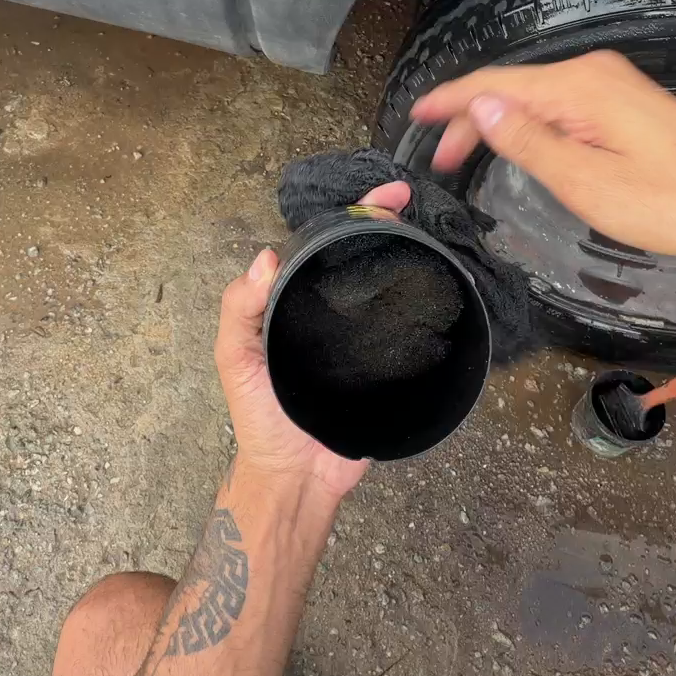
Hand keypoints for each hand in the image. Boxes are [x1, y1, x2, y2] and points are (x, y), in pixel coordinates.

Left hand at [213, 181, 408, 500]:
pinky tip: (440, 285)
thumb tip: (265, 257)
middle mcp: (330, 312)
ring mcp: (363, 337)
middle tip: (409, 206)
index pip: (319, 247)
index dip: (348, 216)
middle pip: (358, 258)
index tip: (380, 198)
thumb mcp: (234, 359)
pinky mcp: (390, 366)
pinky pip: (407, 329)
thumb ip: (238, 310)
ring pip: (386, 287)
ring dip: (408, 257)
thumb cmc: (261, 417)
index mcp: (295, 302)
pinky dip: (423, 306)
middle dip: (383, 225)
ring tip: (429, 232)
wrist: (299, 477)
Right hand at [409, 51, 675, 266]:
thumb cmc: (670, 205)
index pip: (494, 84)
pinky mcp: (624, 102)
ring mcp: (611, 84)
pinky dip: (528, 123)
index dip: (450, 99)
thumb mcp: (585, 182)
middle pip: (512, 88)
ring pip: (534, 96)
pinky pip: (559, 104)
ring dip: (497, 122)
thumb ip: (527, 141)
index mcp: (578, 87)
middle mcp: (592, 73)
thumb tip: (480, 105)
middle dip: (469, 118)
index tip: (416, 113)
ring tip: (467, 157)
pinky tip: (517, 144)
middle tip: (440, 158)